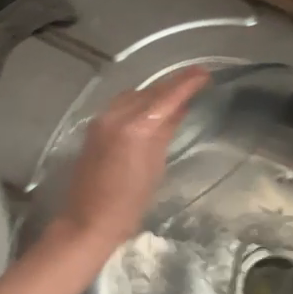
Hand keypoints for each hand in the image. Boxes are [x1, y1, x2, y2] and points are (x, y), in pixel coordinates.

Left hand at [56, 66, 211, 247]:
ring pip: (134, 94)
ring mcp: (102, 119)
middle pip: (150, 91)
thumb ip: (165, 131)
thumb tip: (179, 108)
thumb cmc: (129, 203)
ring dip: (156, 91)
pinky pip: (121, 104)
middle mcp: (117, 116)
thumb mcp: (155, 166)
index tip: (204, 73)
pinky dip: (139, 101)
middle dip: (173, 84)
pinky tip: (152, 106)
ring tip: (177, 91)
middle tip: (196, 78)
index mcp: (136, 127)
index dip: (187, 83)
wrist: (88, 220)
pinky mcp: (95, 126)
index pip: (166, 97)